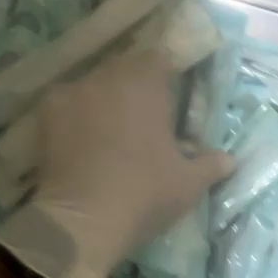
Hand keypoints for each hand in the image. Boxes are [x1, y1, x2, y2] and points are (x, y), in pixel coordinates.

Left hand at [0, 47, 233, 277]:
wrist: (83, 219)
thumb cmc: (144, 193)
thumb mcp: (188, 183)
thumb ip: (211, 164)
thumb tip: (229, 159)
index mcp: (147, 82)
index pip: (159, 58)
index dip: (164, 74)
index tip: (168, 96)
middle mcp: (110, 75)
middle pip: (124, 67)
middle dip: (133, 84)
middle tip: (141, 115)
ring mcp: (75, 89)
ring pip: (94, 82)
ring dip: (103, 96)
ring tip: (108, 127)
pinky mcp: (48, 109)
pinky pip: (66, 100)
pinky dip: (74, 112)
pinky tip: (78, 135)